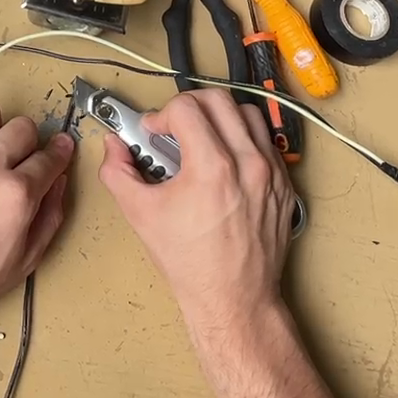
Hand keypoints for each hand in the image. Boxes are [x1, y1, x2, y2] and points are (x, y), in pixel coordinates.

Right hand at [99, 90, 294, 330]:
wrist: (233, 299)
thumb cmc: (191, 262)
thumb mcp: (140, 214)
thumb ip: (117, 172)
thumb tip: (113, 146)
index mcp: (212, 168)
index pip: (185, 108)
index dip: (160, 114)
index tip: (153, 132)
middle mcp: (247, 164)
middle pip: (218, 99)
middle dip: (188, 105)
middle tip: (174, 125)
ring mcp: (271, 173)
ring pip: (248, 113)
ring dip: (219, 116)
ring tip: (201, 136)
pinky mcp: (284, 184)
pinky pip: (265, 141)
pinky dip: (242, 138)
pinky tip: (223, 157)